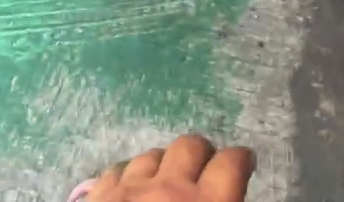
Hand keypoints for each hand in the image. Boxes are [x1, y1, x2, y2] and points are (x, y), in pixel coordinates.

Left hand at [83, 135, 254, 200]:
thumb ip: (226, 201)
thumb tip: (233, 192)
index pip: (233, 163)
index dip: (242, 159)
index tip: (245, 162)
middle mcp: (170, 188)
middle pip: (190, 146)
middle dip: (201, 155)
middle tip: (205, 170)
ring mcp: (129, 190)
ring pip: (151, 154)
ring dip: (163, 165)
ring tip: (166, 178)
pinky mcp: (97, 197)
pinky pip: (115, 172)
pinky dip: (128, 178)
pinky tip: (131, 188)